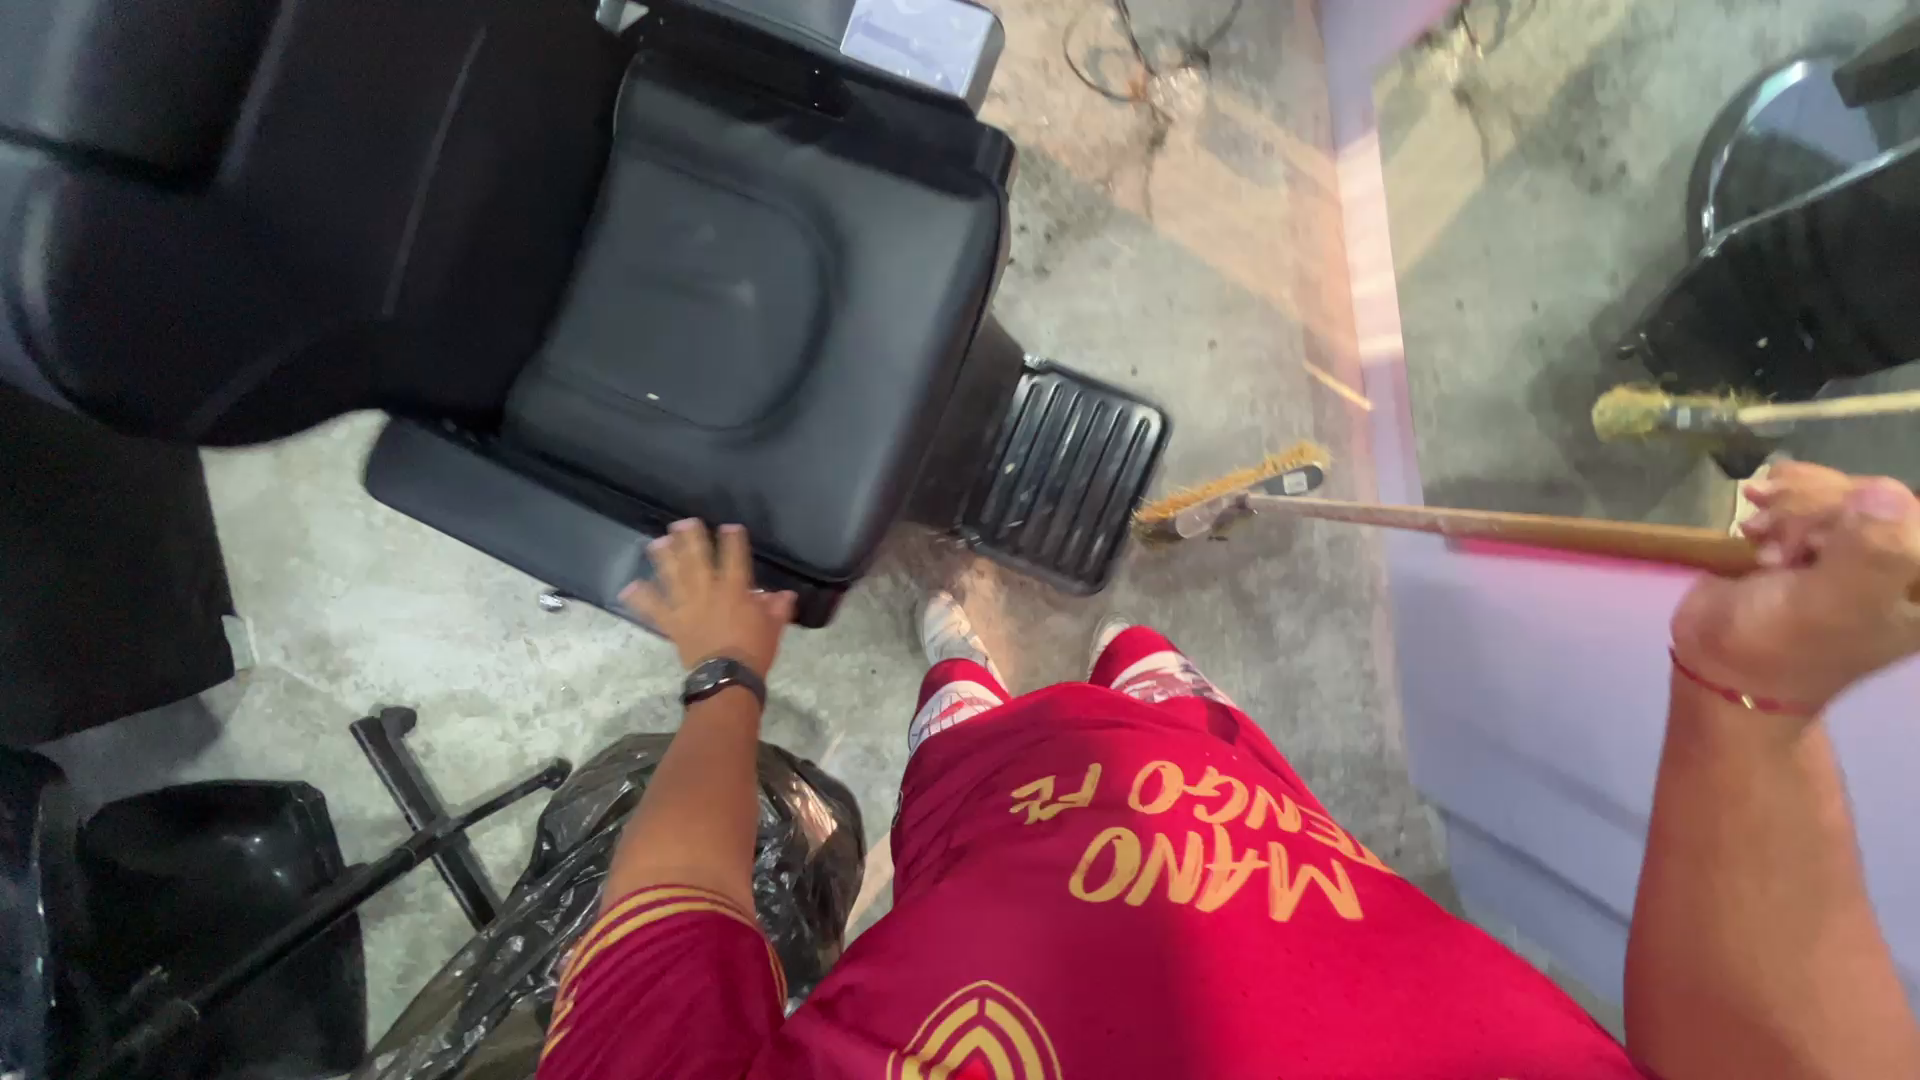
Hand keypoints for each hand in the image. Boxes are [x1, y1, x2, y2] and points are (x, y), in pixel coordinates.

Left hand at [620, 519, 796, 678]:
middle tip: (684, 523)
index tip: (729, 527)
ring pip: (673, 577)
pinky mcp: (673, 624)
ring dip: (664, 559)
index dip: (732, 541)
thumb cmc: (754, 650)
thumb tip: (785, 594)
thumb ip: (777, 607)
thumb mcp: (774, 627)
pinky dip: (641, 599)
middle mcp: (708, 592)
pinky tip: (629, 587)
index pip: (734, 558)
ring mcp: (687, 607)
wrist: (728, 678)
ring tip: (657, 542)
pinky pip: (654, 610)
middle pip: (698, 560)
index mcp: (735, 590)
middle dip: (691, 540)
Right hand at [1671, 462, 1919, 711]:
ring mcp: (1858, 551)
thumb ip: (1870, 554)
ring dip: (1789, 505)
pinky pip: (1810, 501)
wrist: (1721, 666)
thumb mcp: (1831, 606)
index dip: (1857, 510)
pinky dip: (1777, 501)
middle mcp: (1904, 561)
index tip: (1804, 540)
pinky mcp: (1815, 547)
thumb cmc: (1781, 644)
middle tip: (1769, 537)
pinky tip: (1754, 520)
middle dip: (1814, 506)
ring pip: (1840, 493)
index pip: (1911, 512)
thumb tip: (1882, 491)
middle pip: (1877, 497)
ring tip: (1757, 532)